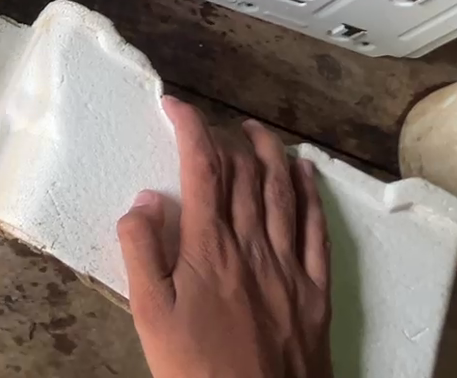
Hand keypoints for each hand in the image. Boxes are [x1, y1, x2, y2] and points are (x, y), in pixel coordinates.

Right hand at [118, 97, 332, 377]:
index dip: (191, 128)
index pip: (201, 169)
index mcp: (208, 247)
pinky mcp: (315, 293)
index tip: (175, 105)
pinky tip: (305, 174)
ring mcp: (288, 268)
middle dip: (225, 136)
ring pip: (281, 193)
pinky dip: (310, 196)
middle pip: (243, 174)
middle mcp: (251, 246)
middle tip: (209, 120)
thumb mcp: (149, 313)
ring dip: (268, 154)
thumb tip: (147, 197)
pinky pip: (316, 232)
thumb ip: (141, 249)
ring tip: (255, 129)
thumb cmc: (194, 367)